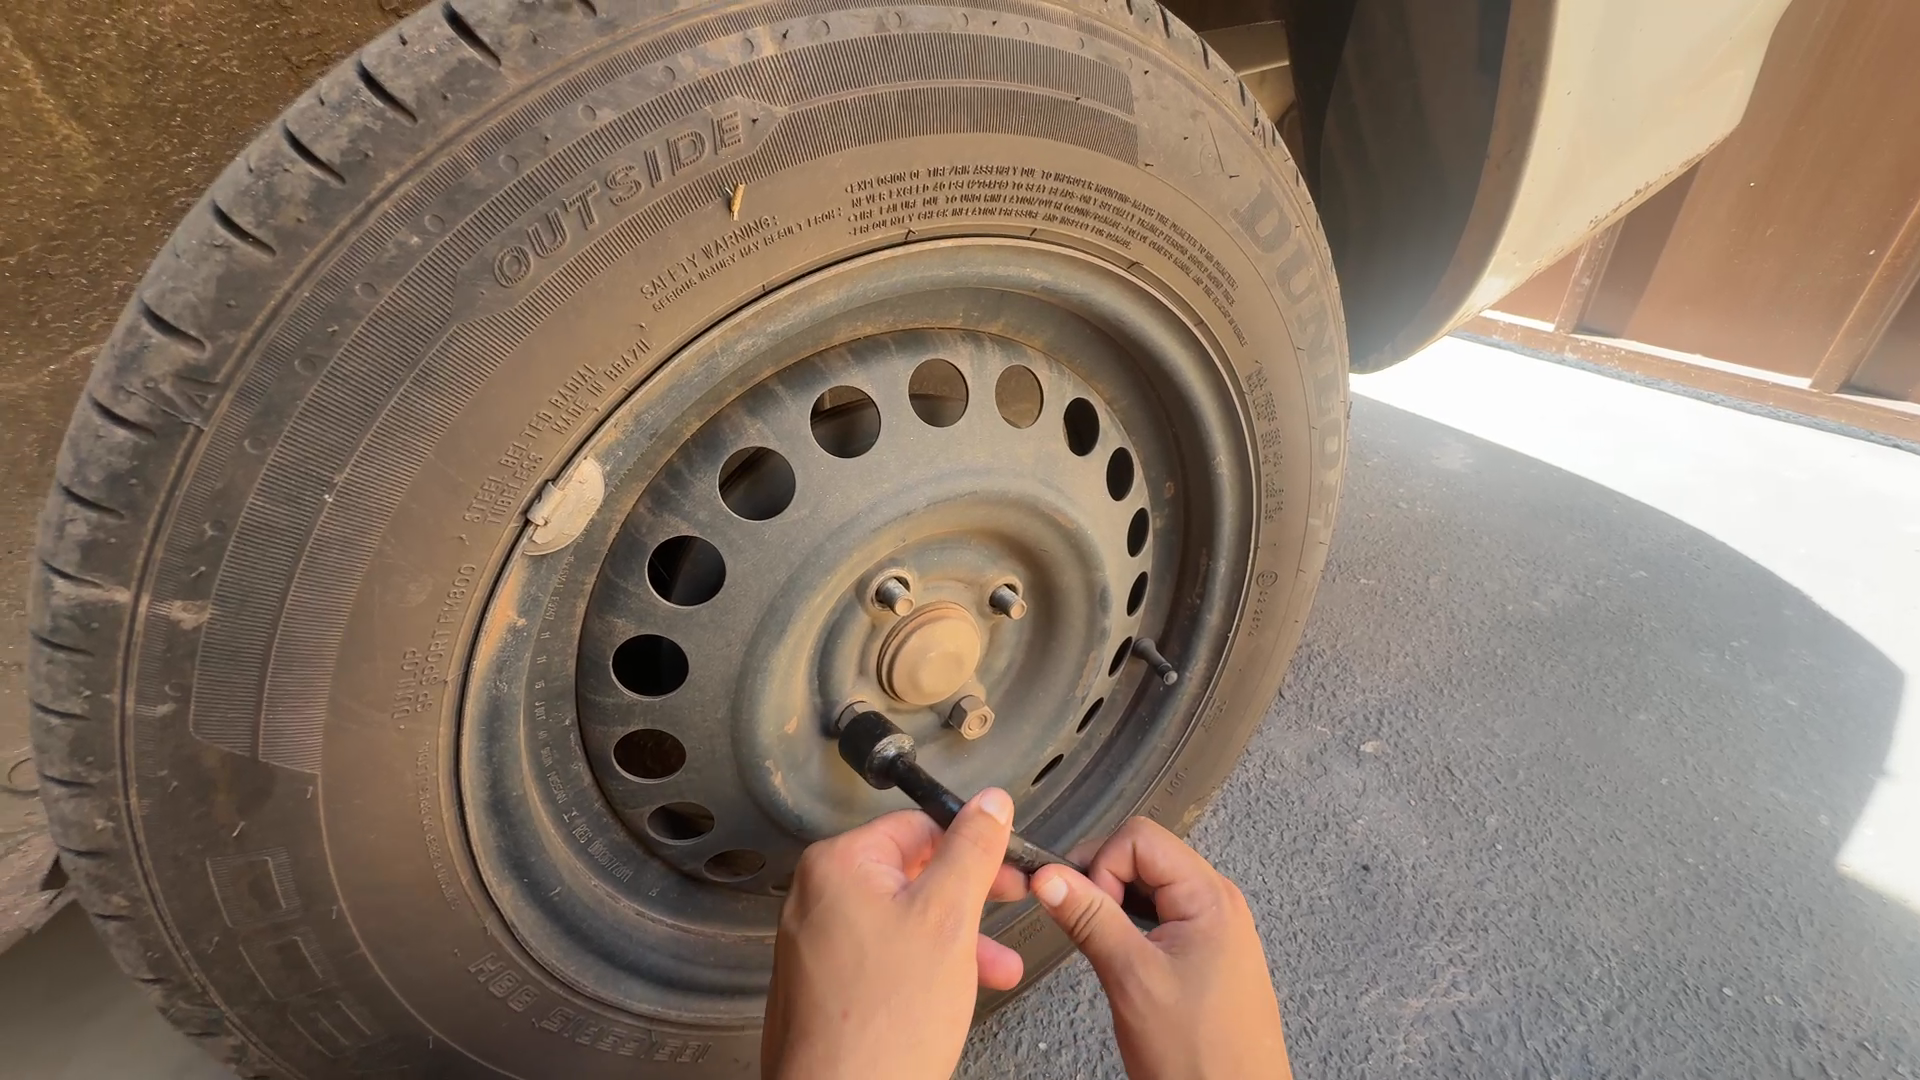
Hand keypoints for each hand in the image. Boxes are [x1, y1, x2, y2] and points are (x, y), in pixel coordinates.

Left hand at [761, 789, 1029, 1079]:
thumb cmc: (883, 1023)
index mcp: (838, 864)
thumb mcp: (949, 916)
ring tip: (995, 966)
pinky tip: (956, 989)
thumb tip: (990, 802)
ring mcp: (818, 942)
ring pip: (903, 918)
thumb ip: (972, 849)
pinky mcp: (825, 983)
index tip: (1003, 864)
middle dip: (968, 897)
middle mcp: (818, 896)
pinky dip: (924, 964)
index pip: (918, 827)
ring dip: (956, 938)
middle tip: (1007, 903)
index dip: (970, 844)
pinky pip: (884, 954)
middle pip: (911, 872)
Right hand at [1031, 818, 1290, 1079]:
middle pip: (1143, 854)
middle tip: (1087, 926)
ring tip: (1105, 947)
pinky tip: (1121, 955)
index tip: (1085, 906)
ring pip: (1147, 883)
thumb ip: (1088, 918)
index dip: (1102, 864)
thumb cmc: (1201, 1061)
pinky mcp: (1205, 950)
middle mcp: (1216, 900)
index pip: (1138, 838)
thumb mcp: (1132, 981)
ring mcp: (1213, 925)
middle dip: (1104, 881)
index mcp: (1209, 896)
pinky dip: (1130, 923)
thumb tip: (1047, 876)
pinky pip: (1158, 912)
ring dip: (1114, 904)